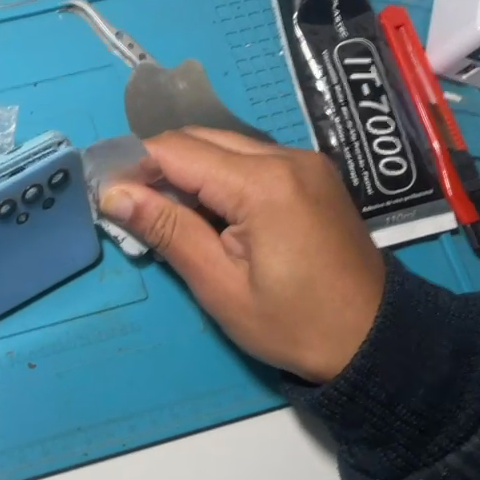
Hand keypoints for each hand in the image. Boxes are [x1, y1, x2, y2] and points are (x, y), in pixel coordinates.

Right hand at [98, 128, 385, 381]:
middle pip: (200, 138)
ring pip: (225, 144)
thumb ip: (167, 230)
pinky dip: (218, 175)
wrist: (374, 341)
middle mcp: (286, 156)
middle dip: (157, 165)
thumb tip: (113, 195)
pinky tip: (207, 210)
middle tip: (130, 205)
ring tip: (165, 212)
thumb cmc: (292, 324)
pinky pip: (250, 158)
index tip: (105, 192)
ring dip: (187, 170)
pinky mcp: (312, 174)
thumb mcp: (219, 286)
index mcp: (263, 184)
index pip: (177, 150)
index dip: (133, 164)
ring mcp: (304, 162)